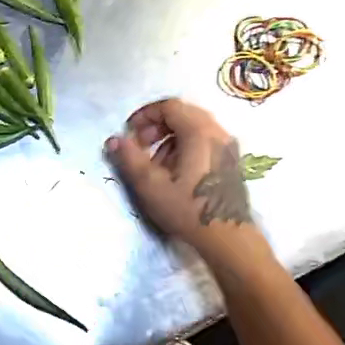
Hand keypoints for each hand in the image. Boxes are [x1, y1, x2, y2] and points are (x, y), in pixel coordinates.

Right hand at [106, 98, 263, 260]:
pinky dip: (185, 148)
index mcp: (200, 131)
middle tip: (141, 147)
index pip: (169, 106)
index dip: (145, 115)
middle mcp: (218, 132)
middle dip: (157, 127)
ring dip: (170, 139)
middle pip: (183, 114)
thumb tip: (113, 139)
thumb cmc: (188, 209)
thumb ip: (129, 158)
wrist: (228, 238)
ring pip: (194, 129)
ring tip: (156, 165)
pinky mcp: (231, 163)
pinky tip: (176, 175)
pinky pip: (205, 142)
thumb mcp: (151, 185)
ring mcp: (228, 147)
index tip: (130, 133)